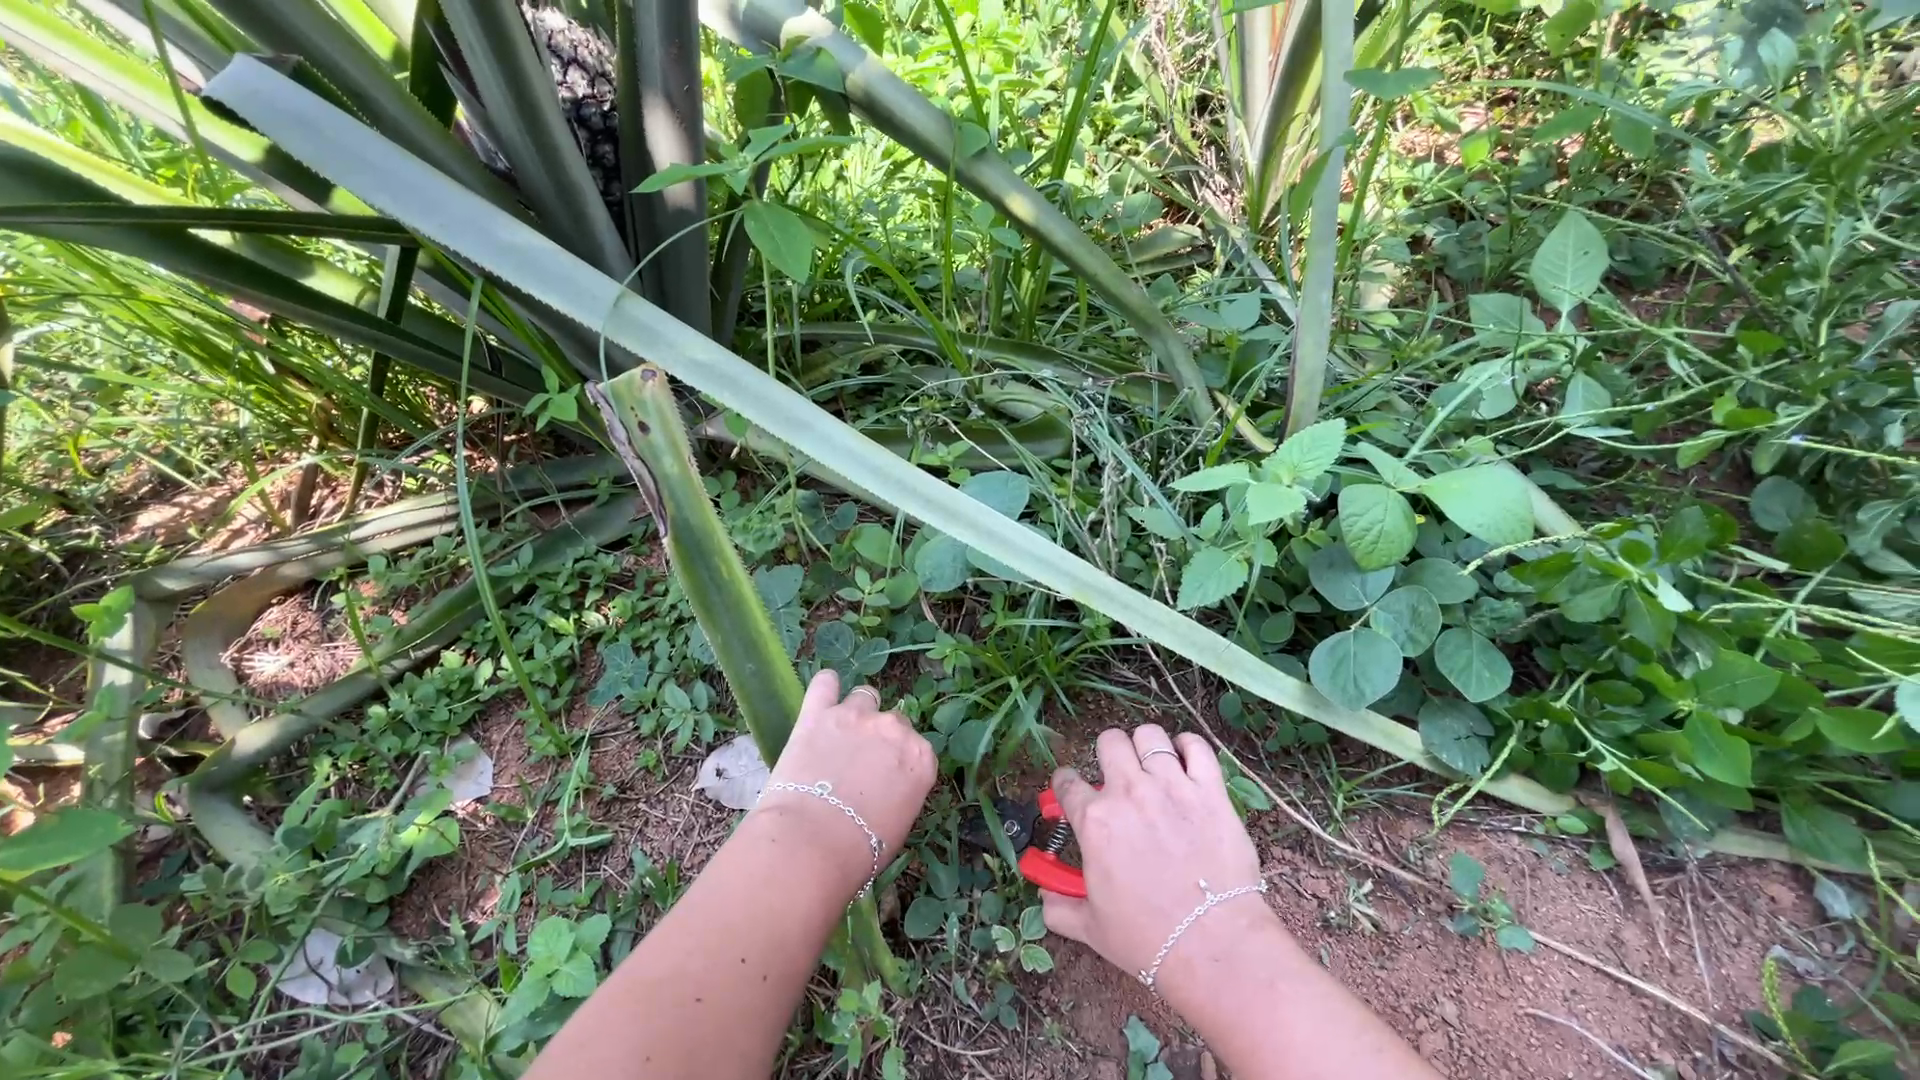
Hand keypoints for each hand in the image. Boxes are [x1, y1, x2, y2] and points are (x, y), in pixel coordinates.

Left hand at [753, 671, 936, 888]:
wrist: (812, 843)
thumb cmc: (860, 849)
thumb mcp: (898, 824)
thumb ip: (901, 792)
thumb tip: (886, 789)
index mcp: (921, 759)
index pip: (917, 749)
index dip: (899, 762)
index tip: (886, 775)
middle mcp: (894, 730)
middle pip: (893, 721)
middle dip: (880, 738)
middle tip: (860, 762)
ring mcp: (856, 716)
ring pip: (865, 696)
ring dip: (857, 711)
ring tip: (842, 731)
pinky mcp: (818, 714)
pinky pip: (825, 684)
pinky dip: (826, 685)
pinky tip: (824, 690)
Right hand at [1040, 726, 1278, 991]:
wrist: (1212, 945)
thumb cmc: (1148, 939)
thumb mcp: (1091, 928)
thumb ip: (1059, 907)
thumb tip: (1044, 897)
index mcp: (1094, 821)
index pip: (1066, 782)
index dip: (1065, 784)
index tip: (1071, 790)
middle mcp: (1129, 793)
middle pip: (1109, 741)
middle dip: (1108, 754)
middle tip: (1117, 775)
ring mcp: (1172, 787)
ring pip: (1150, 735)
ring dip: (1146, 746)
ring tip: (1151, 764)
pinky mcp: (1210, 791)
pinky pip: (1197, 747)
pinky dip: (1188, 747)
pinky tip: (1185, 760)